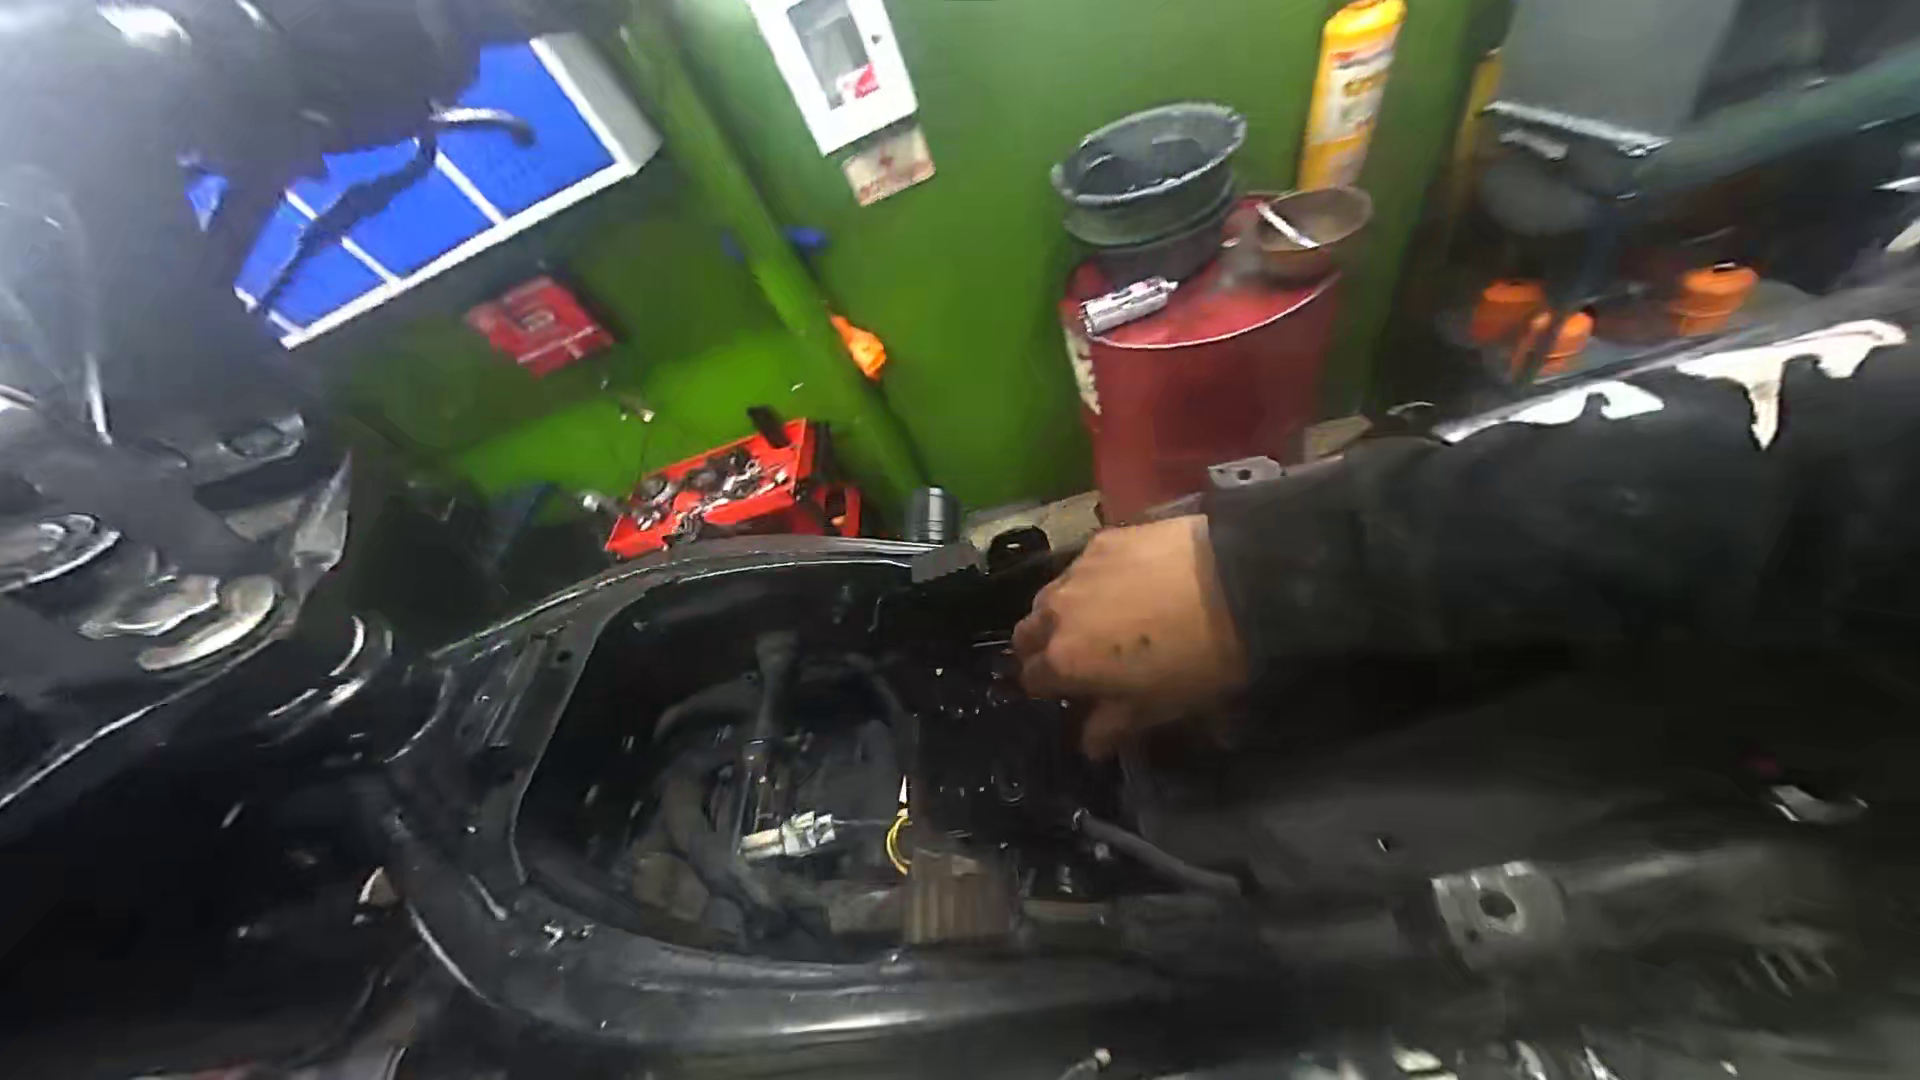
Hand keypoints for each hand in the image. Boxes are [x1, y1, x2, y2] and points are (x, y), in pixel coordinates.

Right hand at [1013, 515, 1247, 757]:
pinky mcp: (1100, 541)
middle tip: (1073, 654)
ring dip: (1060, 612)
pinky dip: (1089, 581)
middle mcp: (1056, 612)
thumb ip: (1112, 725)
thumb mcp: (1158, 705)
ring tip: (1096, 615)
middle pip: (1025, 633)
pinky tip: (1124, 582)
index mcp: (1064, 660)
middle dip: (1039, 647)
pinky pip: (1079, 567)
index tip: (1067, 690)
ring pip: (1048, 596)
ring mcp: (1075, 571)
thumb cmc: (1198, 658)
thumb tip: (1088, 744)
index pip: (1031, 678)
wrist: (1238, 583)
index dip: (1046, 688)